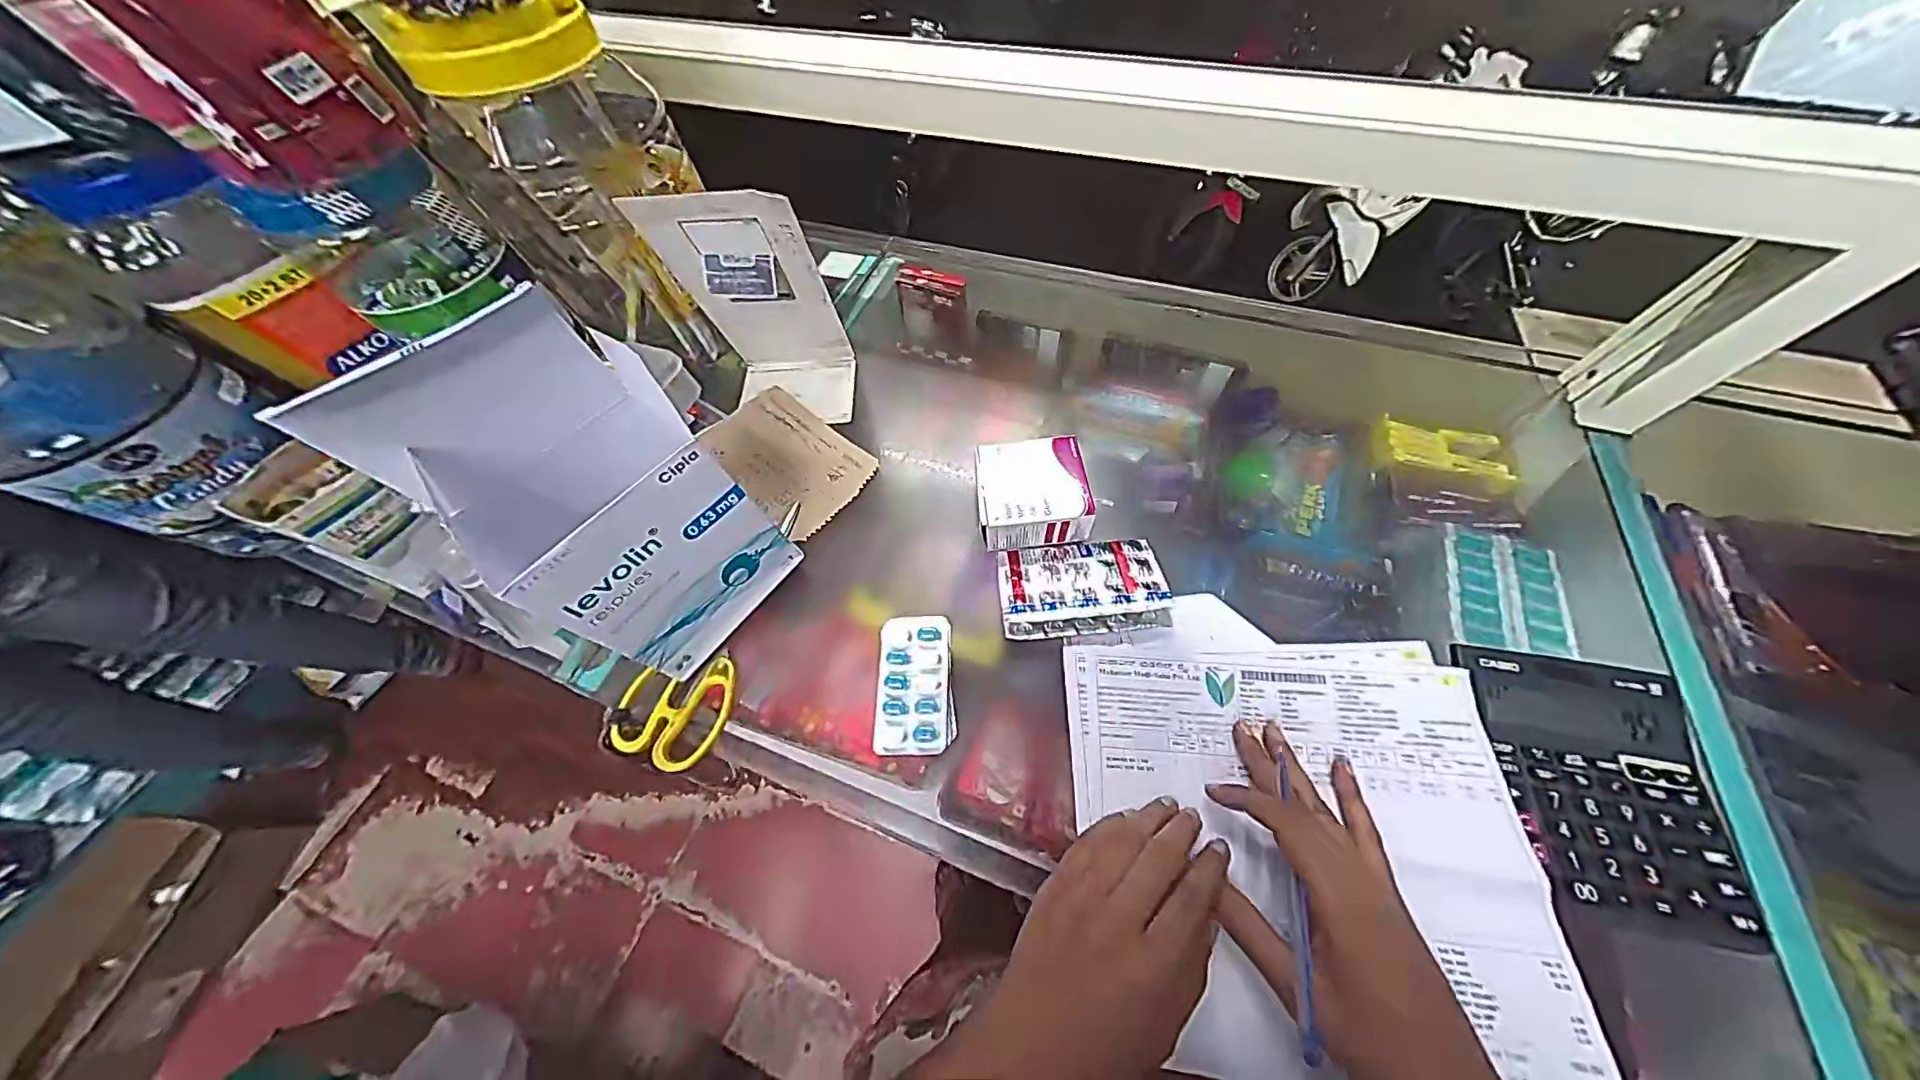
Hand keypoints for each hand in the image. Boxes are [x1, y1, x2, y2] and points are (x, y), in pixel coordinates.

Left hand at [911, 799, 1229, 1079]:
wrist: (1033, 1044)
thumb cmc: (1103, 1045)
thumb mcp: (1168, 1018)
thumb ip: (1192, 962)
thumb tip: (1206, 914)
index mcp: (1155, 962)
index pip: (1192, 896)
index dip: (1209, 868)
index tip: (1217, 852)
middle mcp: (1117, 922)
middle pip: (1159, 859)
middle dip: (1181, 832)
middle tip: (1192, 819)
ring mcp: (1080, 901)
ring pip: (1121, 843)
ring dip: (1147, 819)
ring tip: (1165, 807)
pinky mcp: (1053, 890)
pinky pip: (1085, 845)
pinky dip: (1107, 827)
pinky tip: (1122, 819)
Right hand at [1206, 722, 1495, 1079]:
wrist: (1443, 1073)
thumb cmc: (1374, 1038)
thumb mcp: (1299, 987)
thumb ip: (1250, 929)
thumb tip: (1210, 880)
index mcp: (1339, 896)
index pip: (1287, 824)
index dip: (1247, 798)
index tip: (1215, 789)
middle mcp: (1360, 880)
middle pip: (1307, 805)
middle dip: (1270, 765)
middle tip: (1245, 729)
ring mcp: (1375, 884)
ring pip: (1330, 812)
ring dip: (1301, 772)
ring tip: (1279, 737)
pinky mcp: (1382, 894)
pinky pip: (1365, 833)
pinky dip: (1352, 798)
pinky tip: (1343, 772)